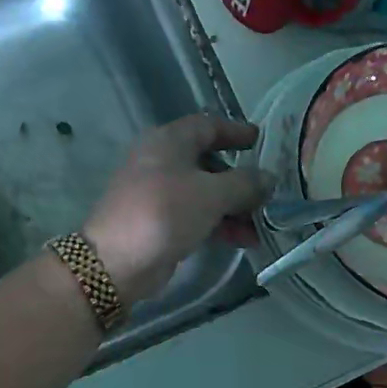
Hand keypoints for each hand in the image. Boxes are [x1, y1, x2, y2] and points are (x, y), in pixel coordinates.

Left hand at [83, 114, 272, 302]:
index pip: (207, 125)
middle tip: (269, 191)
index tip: (261, 140)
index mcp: (168, 141)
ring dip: (234, 207)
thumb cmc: (164, 213)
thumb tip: (268, 178)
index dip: (235, 131)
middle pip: (208, 162)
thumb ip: (244, 183)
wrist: (116, 262)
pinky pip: (196, 216)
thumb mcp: (211, 194)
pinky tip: (244, 240)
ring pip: (204, 193)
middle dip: (240, 179)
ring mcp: (158, 193)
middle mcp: (161, 161)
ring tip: (262, 225)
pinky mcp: (159, 222)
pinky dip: (219, 224)